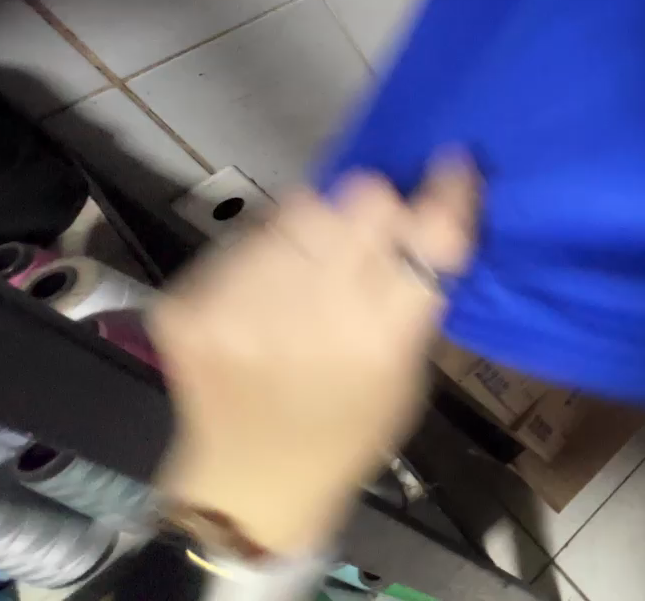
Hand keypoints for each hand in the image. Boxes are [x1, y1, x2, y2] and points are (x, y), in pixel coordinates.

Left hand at [150, 156, 479, 555]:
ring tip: (321, 251)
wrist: (254, 481)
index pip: (431, 231)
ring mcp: (242, 307)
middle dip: (381, 201)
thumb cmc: (360, 420)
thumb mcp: (414, 358)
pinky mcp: (190, 306)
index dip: (447, 188)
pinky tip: (275, 278)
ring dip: (323, 219)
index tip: (454, 162)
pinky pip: (248, 235)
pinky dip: (271, 244)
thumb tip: (428, 207)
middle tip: (379, 224)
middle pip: (362, 199)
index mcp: (385, 333)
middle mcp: (314, 314)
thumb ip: (418, 284)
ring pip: (302, 205)